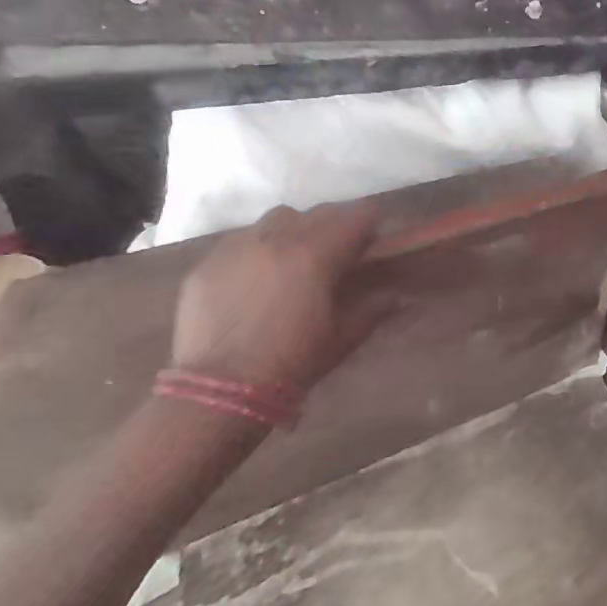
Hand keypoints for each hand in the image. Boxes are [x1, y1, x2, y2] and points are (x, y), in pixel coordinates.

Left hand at [170, 201, 381, 390]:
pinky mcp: (207, 263)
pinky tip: (258, 276)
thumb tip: (399, 296)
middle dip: (336, 225)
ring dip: (296, 229)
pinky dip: (259, 247)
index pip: (355, 216)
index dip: (370, 223)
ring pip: (277, 219)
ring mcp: (237, 247)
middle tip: (340, 251)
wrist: (219, 392)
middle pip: (318, 213)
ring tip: (296, 257)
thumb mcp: (341, 339)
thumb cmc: (290, 364)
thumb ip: (373, 310)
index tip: (375, 239)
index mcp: (314, 254)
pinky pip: (242, 239)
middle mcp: (275, 239)